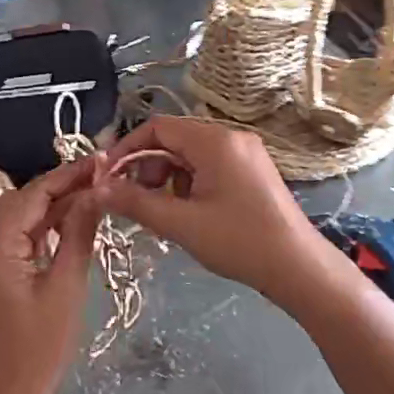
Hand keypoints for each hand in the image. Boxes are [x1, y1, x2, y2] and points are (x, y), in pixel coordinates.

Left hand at [0, 159, 101, 393]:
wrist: (9, 393)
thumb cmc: (41, 346)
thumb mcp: (66, 287)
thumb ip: (79, 234)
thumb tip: (97, 193)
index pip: (32, 195)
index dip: (67, 175)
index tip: (101, 161)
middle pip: (24, 202)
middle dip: (63, 186)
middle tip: (103, 176)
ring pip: (24, 219)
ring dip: (57, 205)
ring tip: (97, 193)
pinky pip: (23, 239)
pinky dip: (48, 227)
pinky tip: (77, 221)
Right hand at [93, 117, 330, 299]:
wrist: (297, 265)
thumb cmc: (238, 241)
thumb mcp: (181, 223)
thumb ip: (135, 202)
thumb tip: (97, 189)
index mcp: (215, 140)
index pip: (158, 127)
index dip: (127, 149)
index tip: (108, 178)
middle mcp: (232, 137)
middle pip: (175, 139)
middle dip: (148, 166)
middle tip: (136, 200)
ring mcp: (246, 153)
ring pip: (192, 154)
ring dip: (168, 177)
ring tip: (164, 211)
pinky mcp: (253, 171)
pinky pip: (211, 166)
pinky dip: (191, 183)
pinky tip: (190, 212)